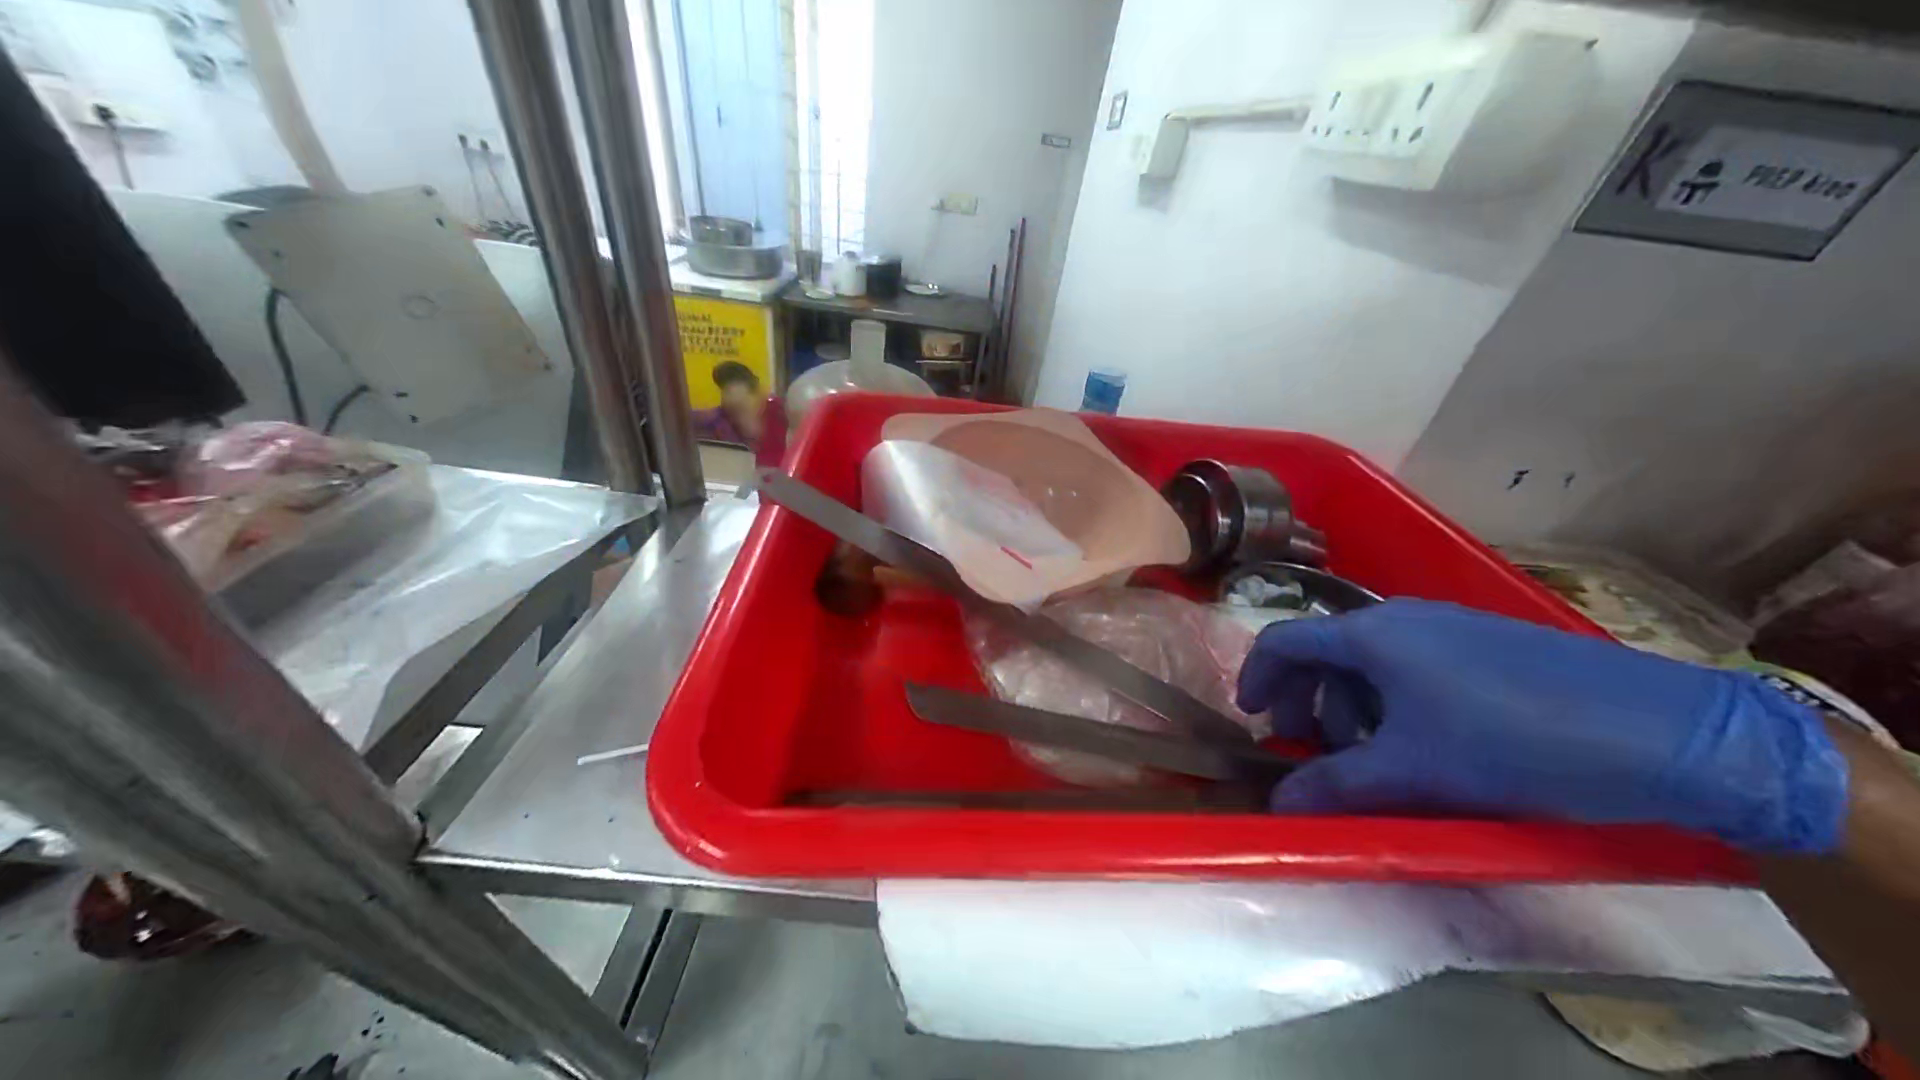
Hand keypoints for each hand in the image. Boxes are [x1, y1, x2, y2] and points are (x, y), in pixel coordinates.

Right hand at [1235, 599, 1847, 853]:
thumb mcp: (1415, 771)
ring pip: (1369, 661)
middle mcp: (1400, 617)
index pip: (1284, 641)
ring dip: (1351, 706)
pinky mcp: (1485, 642)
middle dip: (1305, 701)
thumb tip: (1279, 805)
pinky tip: (1424, 741)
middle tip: (1312, 751)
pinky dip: (1393, 700)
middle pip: (1323, 651)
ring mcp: (1446, 624)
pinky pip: (1412, 663)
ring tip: (1374, 756)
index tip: (1251, 720)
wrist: (1666, 733)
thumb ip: (1338, 785)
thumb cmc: (1514, 743)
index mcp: (1371, 634)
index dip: (1256, 677)